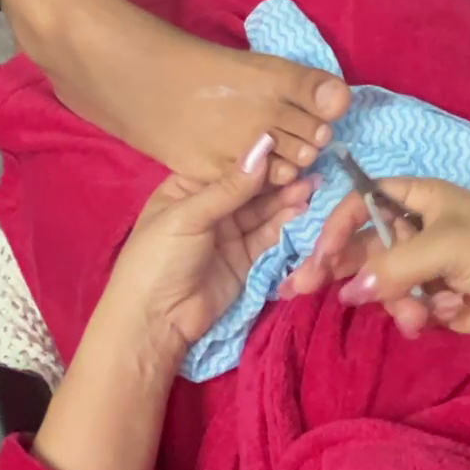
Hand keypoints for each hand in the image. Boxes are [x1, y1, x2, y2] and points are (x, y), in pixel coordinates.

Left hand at [90, 134, 314, 365]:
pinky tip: (303, 211)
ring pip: (263, 212)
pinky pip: (269, 238)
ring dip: (287, 200)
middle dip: (279, 179)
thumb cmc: (158, 259)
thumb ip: (229, 187)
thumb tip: (262, 149)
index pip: (229, 166)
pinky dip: (286, 226)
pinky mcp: (245, 260)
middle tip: (310, 166)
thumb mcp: (188, 216)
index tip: (289, 147)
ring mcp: (229, 234)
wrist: (154, 321)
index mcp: (187, 188)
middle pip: (250, 189)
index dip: (257, 158)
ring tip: (314, 187)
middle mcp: (211, 208)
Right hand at [278, 179, 469, 361]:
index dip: (336, 228)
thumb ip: (396, 265)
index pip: (362, 203)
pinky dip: (415, 316)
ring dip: (395, 302)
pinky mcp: (432, 299)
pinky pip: (402, 307)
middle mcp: (414, 228)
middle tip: (299, 291)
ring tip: (421, 316)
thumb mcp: (448, 246)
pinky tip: (438, 318)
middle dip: (338, 271)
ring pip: (380, 284)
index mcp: (418, 198)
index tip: (320, 258)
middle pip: (361, 246)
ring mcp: (422, 265)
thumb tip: (350, 290)